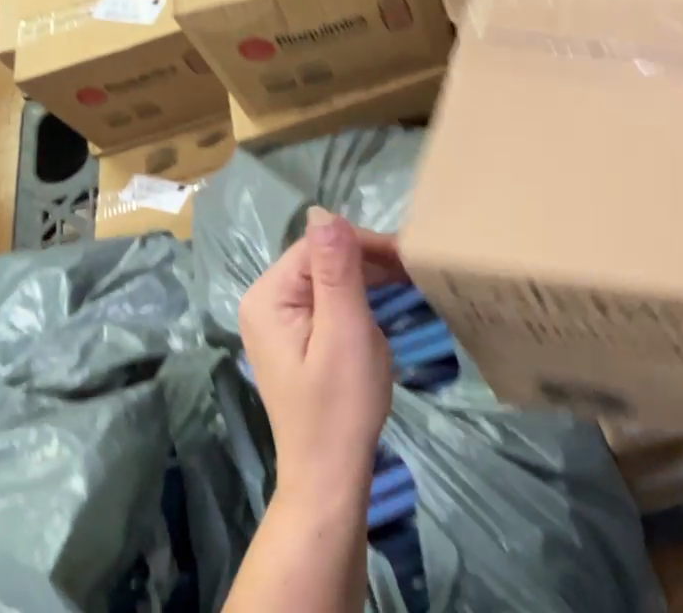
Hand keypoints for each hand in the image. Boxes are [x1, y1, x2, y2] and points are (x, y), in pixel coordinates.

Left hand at [239, 206, 405, 502]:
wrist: (330, 471)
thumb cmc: (341, 404)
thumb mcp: (345, 331)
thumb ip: (337, 271)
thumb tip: (324, 211)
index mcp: (269, 296)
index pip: (320, 244)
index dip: (365, 243)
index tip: (410, 255)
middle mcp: (265, 301)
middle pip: (323, 256)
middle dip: (370, 257)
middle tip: (416, 268)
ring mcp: (279, 319)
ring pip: (330, 274)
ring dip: (369, 272)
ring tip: (411, 278)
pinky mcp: (297, 334)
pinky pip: (329, 296)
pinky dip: (360, 292)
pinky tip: (388, 296)